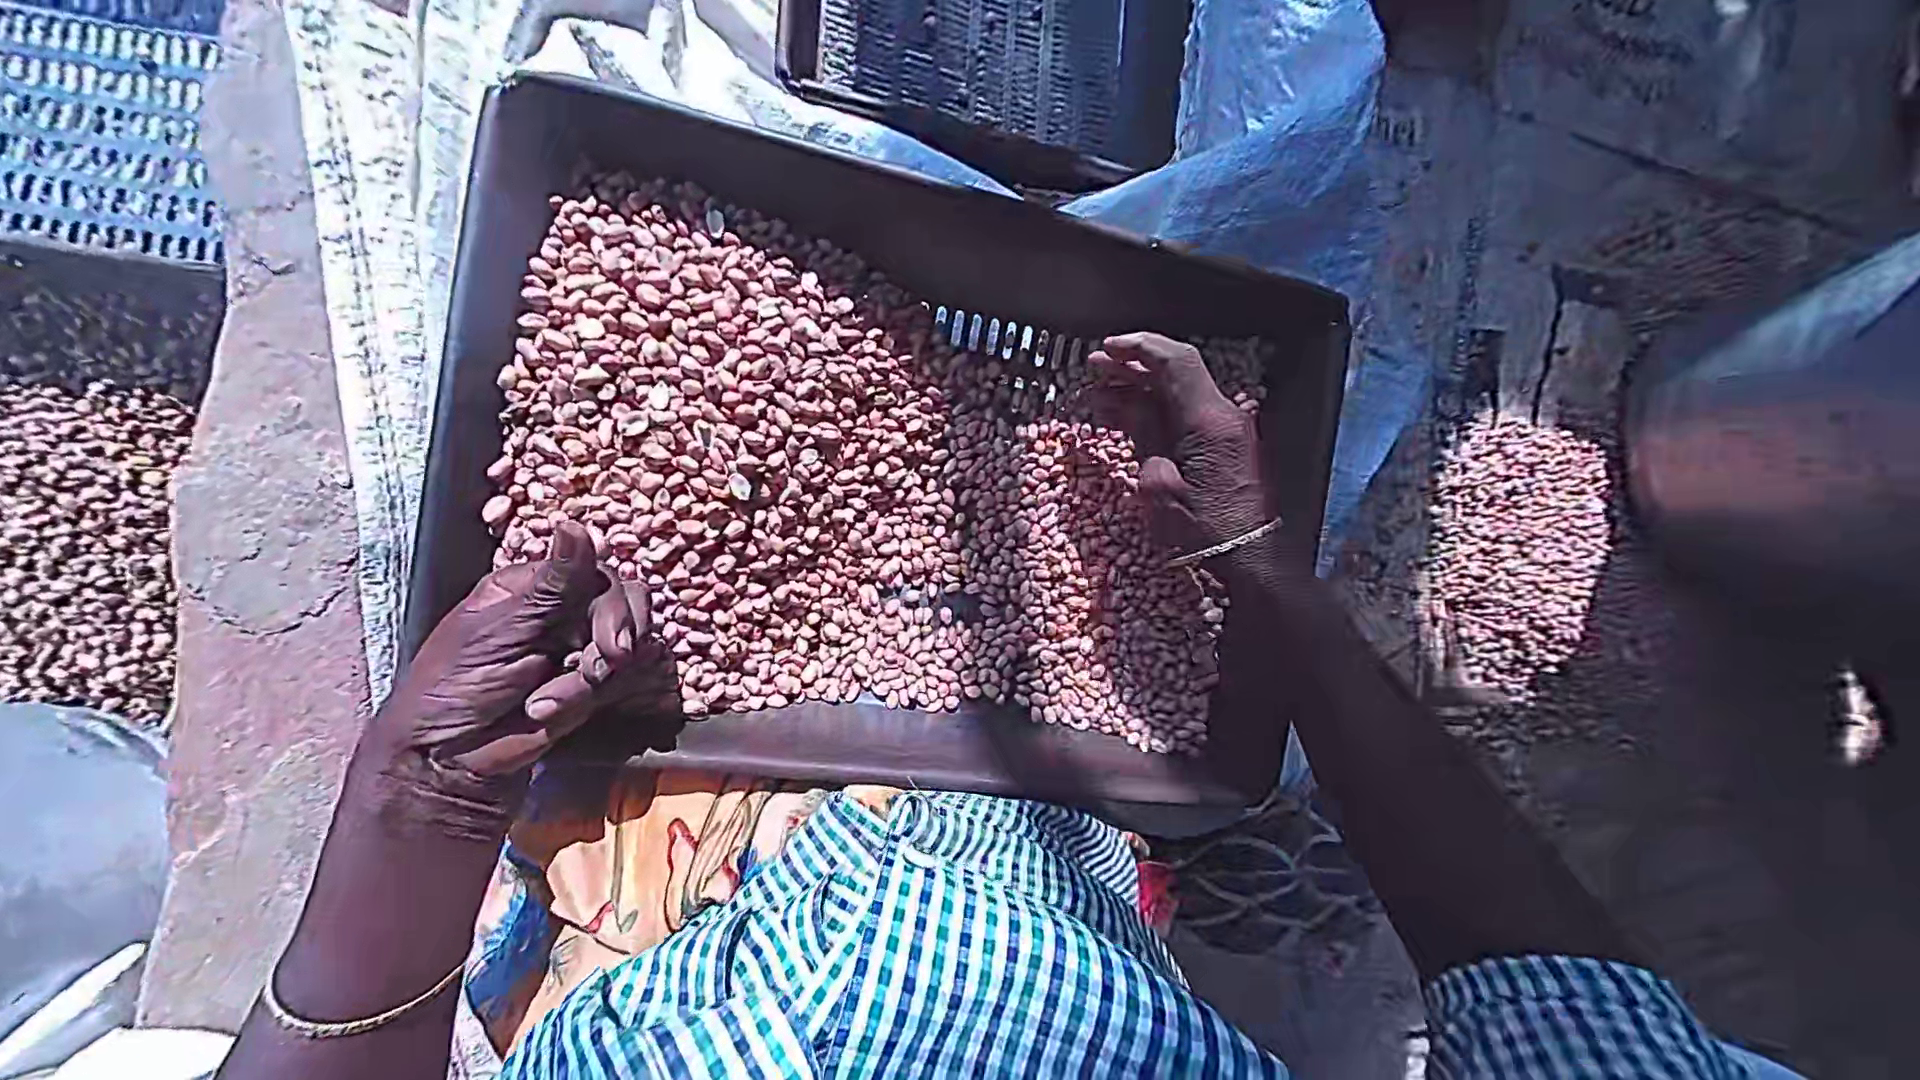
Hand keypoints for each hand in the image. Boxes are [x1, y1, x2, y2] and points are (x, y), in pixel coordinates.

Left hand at [349, 521, 665, 839]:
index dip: (614, 603)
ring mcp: (580, 646)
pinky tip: (552, 711)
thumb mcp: (501, 629)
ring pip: (628, 643)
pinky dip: (590, 697)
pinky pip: (620, 678)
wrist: (446, 763)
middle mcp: (565, 610)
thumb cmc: (454, 686)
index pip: (598, 574)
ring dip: (594, 675)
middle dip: (615, 637)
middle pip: (626, 603)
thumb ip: (552, 583)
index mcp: (536, 586)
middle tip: (604, 664)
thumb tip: (574, 524)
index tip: (612, 638)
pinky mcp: (590, 681)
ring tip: (550, 700)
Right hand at [1088, 332, 1272, 551]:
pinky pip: (1184, 414)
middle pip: (1176, 373)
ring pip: (1178, 392)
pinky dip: (1154, 409)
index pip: (1176, 363)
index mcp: (1209, 421)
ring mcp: (1225, 429)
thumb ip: (1144, 437)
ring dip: (1140, 386)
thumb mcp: (1160, 486)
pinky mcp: (1222, 444)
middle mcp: (1222, 416)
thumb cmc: (1203, 531)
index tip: (1109, 348)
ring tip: (1102, 387)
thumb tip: (1128, 406)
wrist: (1247, 557)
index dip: (1140, 347)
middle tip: (1096, 365)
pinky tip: (1125, 412)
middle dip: (1134, 365)